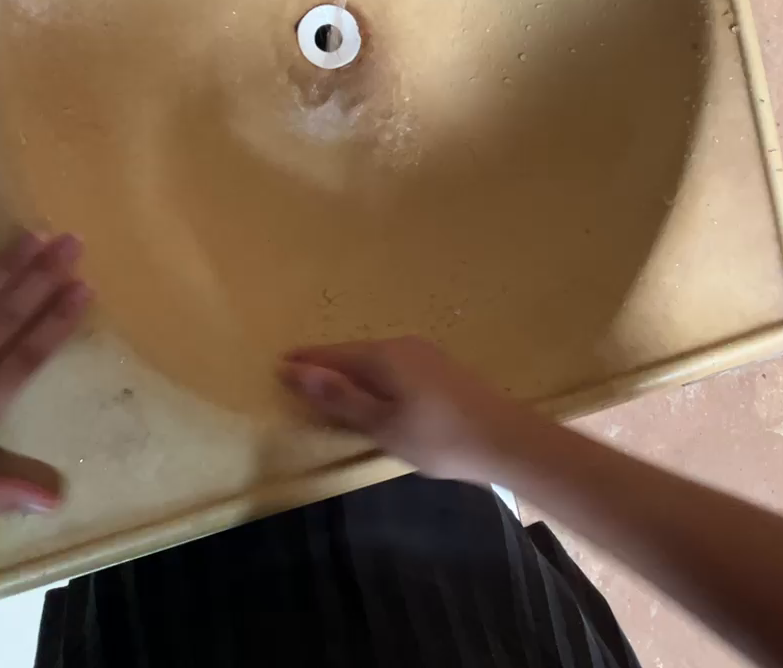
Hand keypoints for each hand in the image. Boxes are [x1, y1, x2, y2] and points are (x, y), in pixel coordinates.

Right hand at [277, 337, 544, 480]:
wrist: (504, 437)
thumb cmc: (437, 437)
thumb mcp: (381, 423)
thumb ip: (340, 397)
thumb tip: (296, 370)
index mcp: (382, 356)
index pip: (332, 355)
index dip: (305, 362)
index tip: (278, 365)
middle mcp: (401, 345)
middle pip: (352, 353)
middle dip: (324, 363)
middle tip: (296, 374)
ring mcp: (423, 353)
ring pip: (374, 358)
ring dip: (349, 370)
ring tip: (328, 384)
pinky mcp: (438, 367)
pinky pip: (391, 365)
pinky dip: (372, 375)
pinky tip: (373, 390)